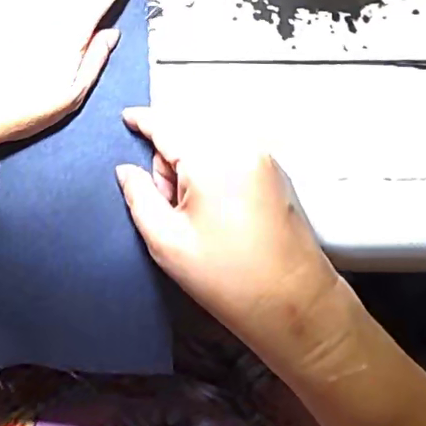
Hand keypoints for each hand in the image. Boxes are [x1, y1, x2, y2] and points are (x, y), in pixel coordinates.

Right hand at [117, 107, 358, 370]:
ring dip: (190, 161)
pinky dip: (211, 166)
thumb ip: (138, 196)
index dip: (142, 120)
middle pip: (187, 129)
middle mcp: (241, 148)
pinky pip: (228, 150)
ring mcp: (261, 157)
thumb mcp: (167, 242)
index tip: (127, 119)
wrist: (297, 306)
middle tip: (168, 202)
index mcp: (213, 159)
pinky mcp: (273, 171)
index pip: (167, 124)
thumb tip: (128, 172)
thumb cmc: (235, 281)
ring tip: (194, 212)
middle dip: (169, 155)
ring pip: (207, 139)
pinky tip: (214, 208)